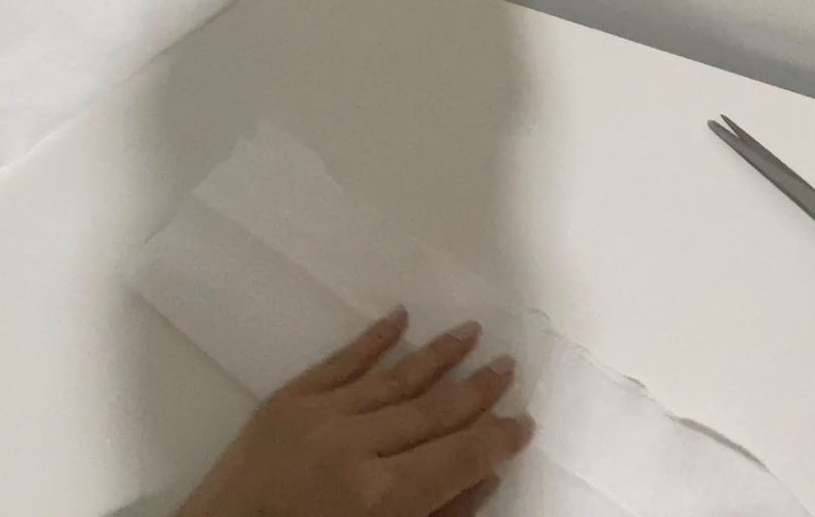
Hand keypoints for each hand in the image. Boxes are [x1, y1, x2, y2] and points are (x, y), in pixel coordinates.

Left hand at [177, 308, 533, 516]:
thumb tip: (483, 478)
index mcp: (380, 497)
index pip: (458, 457)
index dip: (496, 438)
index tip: (525, 419)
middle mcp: (356, 445)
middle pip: (433, 410)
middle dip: (477, 389)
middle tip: (509, 363)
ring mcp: (321, 414)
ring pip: (395, 376)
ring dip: (437, 354)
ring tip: (471, 332)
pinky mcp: (290, 397)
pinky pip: (342, 360)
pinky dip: (374, 338)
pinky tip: (401, 316)